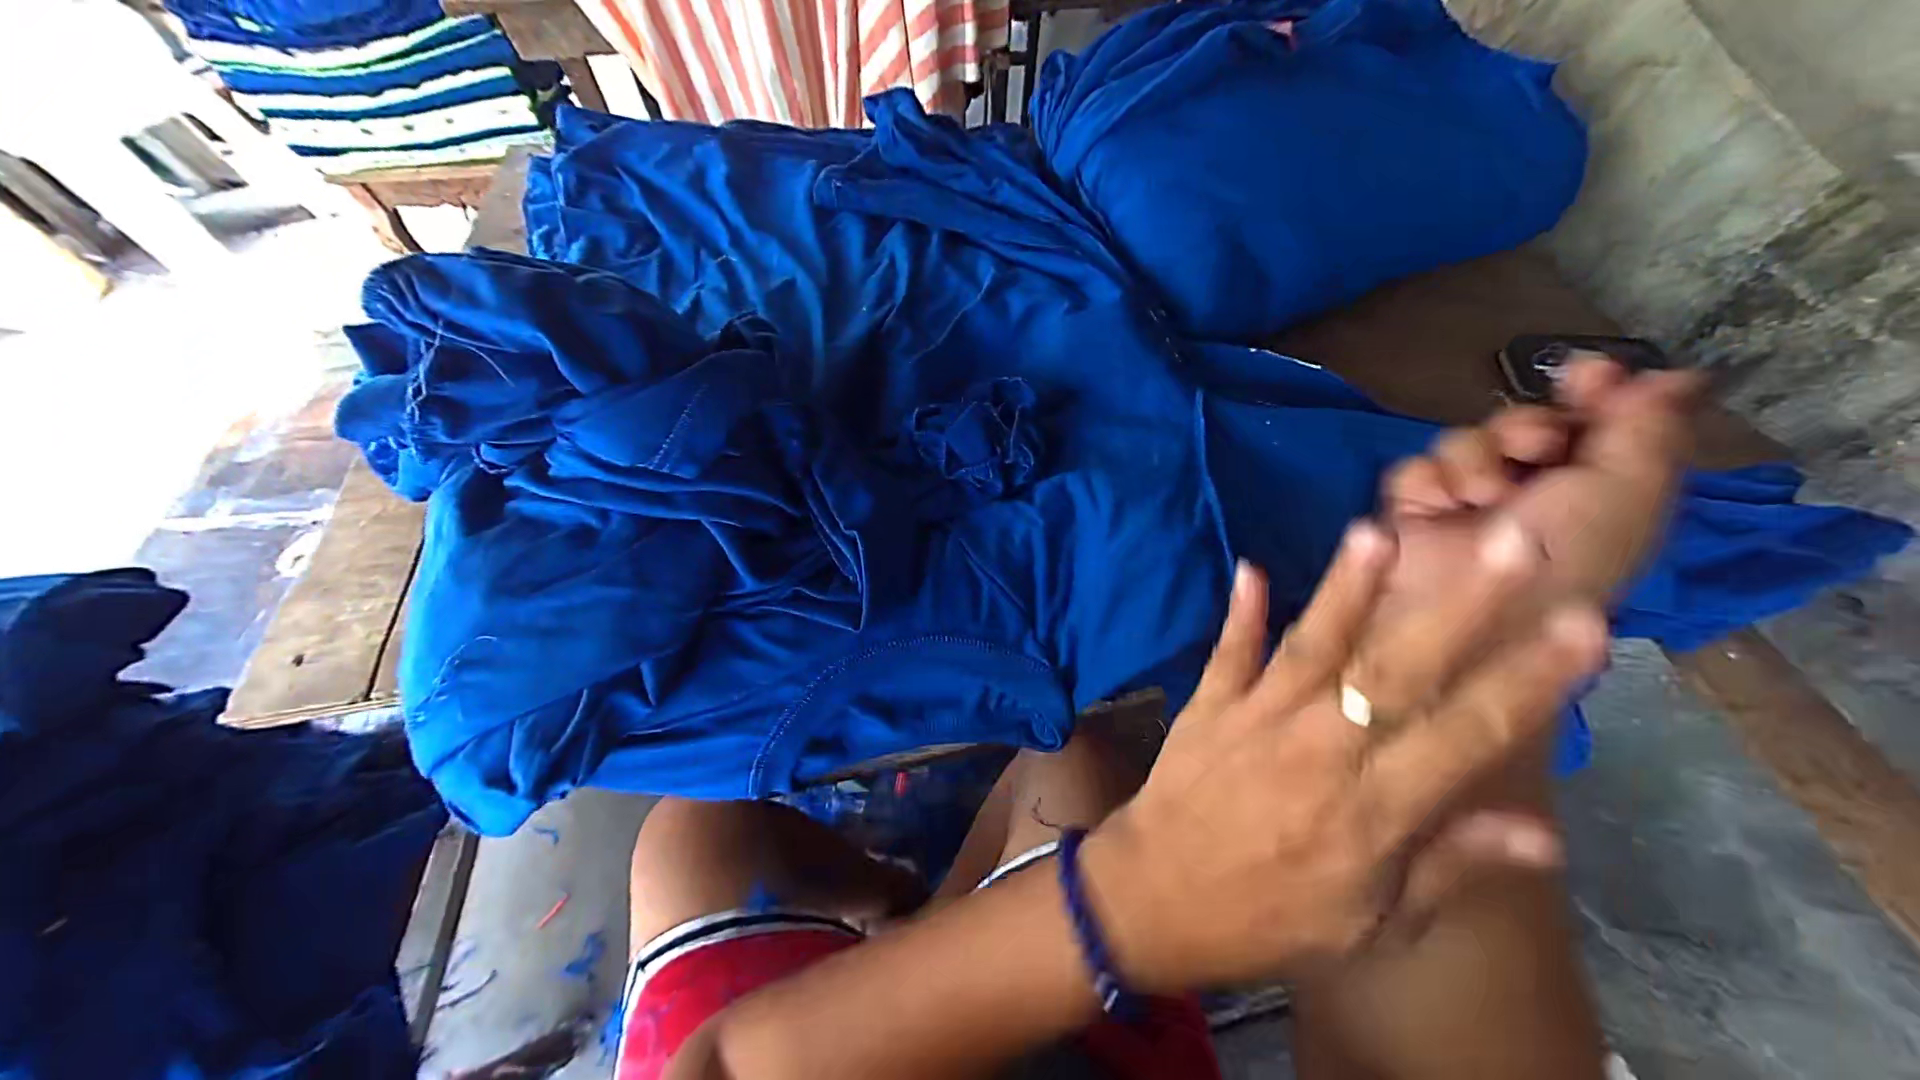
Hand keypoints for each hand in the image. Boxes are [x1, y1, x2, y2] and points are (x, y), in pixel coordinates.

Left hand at [1079, 521, 1608, 993]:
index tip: (1584, 622)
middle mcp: (1319, 748)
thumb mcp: (1373, 923)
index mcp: (1373, 808)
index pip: (1467, 733)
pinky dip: (1239, 613)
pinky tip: (1250, 567)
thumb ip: (1448, 867)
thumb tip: (1542, 832)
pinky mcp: (1206, 707)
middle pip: (1396, 669)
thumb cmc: (1272, 919)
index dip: (1529, 679)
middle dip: (1459, 606)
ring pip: (1310, 645)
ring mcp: (1255, 718)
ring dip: (1345, 588)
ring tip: (1377, 532)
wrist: (1157, 898)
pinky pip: (1226, 654)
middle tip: (1508, 541)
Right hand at [1382, 357, 1700, 614]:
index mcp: (1594, 490)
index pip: (1592, 423)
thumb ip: (1648, 429)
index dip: (1593, 392)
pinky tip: (1440, 506)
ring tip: (1480, 497)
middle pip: (1522, 423)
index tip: (1587, 374)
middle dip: (1528, 427)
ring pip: (1463, 441)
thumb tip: (1674, 376)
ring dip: (1476, 460)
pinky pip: (1414, 467)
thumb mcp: (1625, 494)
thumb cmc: (1562, 558)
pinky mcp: (1411, 506)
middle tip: (1536, 446)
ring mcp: (1465, 499)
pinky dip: (1428, 482)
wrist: (1468, 607)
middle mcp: (1530, 490)